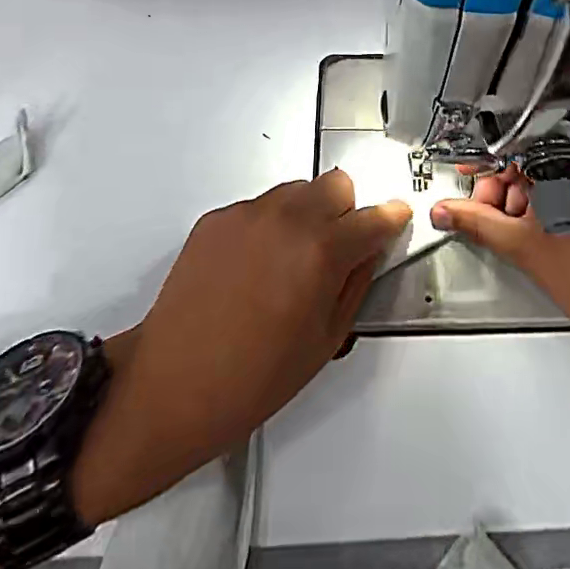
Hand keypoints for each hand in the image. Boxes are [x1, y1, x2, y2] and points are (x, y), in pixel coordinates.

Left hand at [72, 170, 408, 520]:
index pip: (374, 216)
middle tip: (342, 242)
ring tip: (295, 258)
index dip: (390, 218)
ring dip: (308, 213)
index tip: (394, 217)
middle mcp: (285, 222)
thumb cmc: (247, 377)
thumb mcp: (326, 338)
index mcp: (321, 252)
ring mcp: (247, 217)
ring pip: (296, 190)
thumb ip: (355, 283)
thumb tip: (368, 254)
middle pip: (337, 184)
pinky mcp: (217, 220)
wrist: (175, 384)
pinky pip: (259, 207)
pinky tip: (259, 265)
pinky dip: (269, 225)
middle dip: (347, 209)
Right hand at [430, 147, 569, 371]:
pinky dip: (548, 210)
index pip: (520, 147)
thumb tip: (447, 210)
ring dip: (525, 204)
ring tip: (517, 237)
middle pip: (534, 162)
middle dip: (505, 191)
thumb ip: (480, 222)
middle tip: (487, 221)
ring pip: (551, 179)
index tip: (466, 178)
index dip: (486, 167)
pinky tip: (538, 237)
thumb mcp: (529, 248)